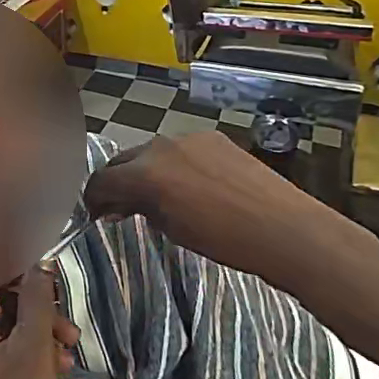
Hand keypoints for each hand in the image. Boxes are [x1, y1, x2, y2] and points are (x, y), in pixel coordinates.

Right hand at [81, 132, 378, 295]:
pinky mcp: (213, 138)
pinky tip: (188, 185)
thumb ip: (141, 210)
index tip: (95, 214)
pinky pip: (179, 149)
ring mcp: (188, 138)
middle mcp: (160, 147)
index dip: (92, 198)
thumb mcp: (172, 229)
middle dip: (117, 182)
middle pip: (122, 160)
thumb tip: (124, 206)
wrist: (286, 229)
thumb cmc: (224, 240)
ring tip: (156, 196)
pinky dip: (172, 164)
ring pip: (151, 152)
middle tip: (121, 207)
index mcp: (145, 173)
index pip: (101, 180)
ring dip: (144, 171)